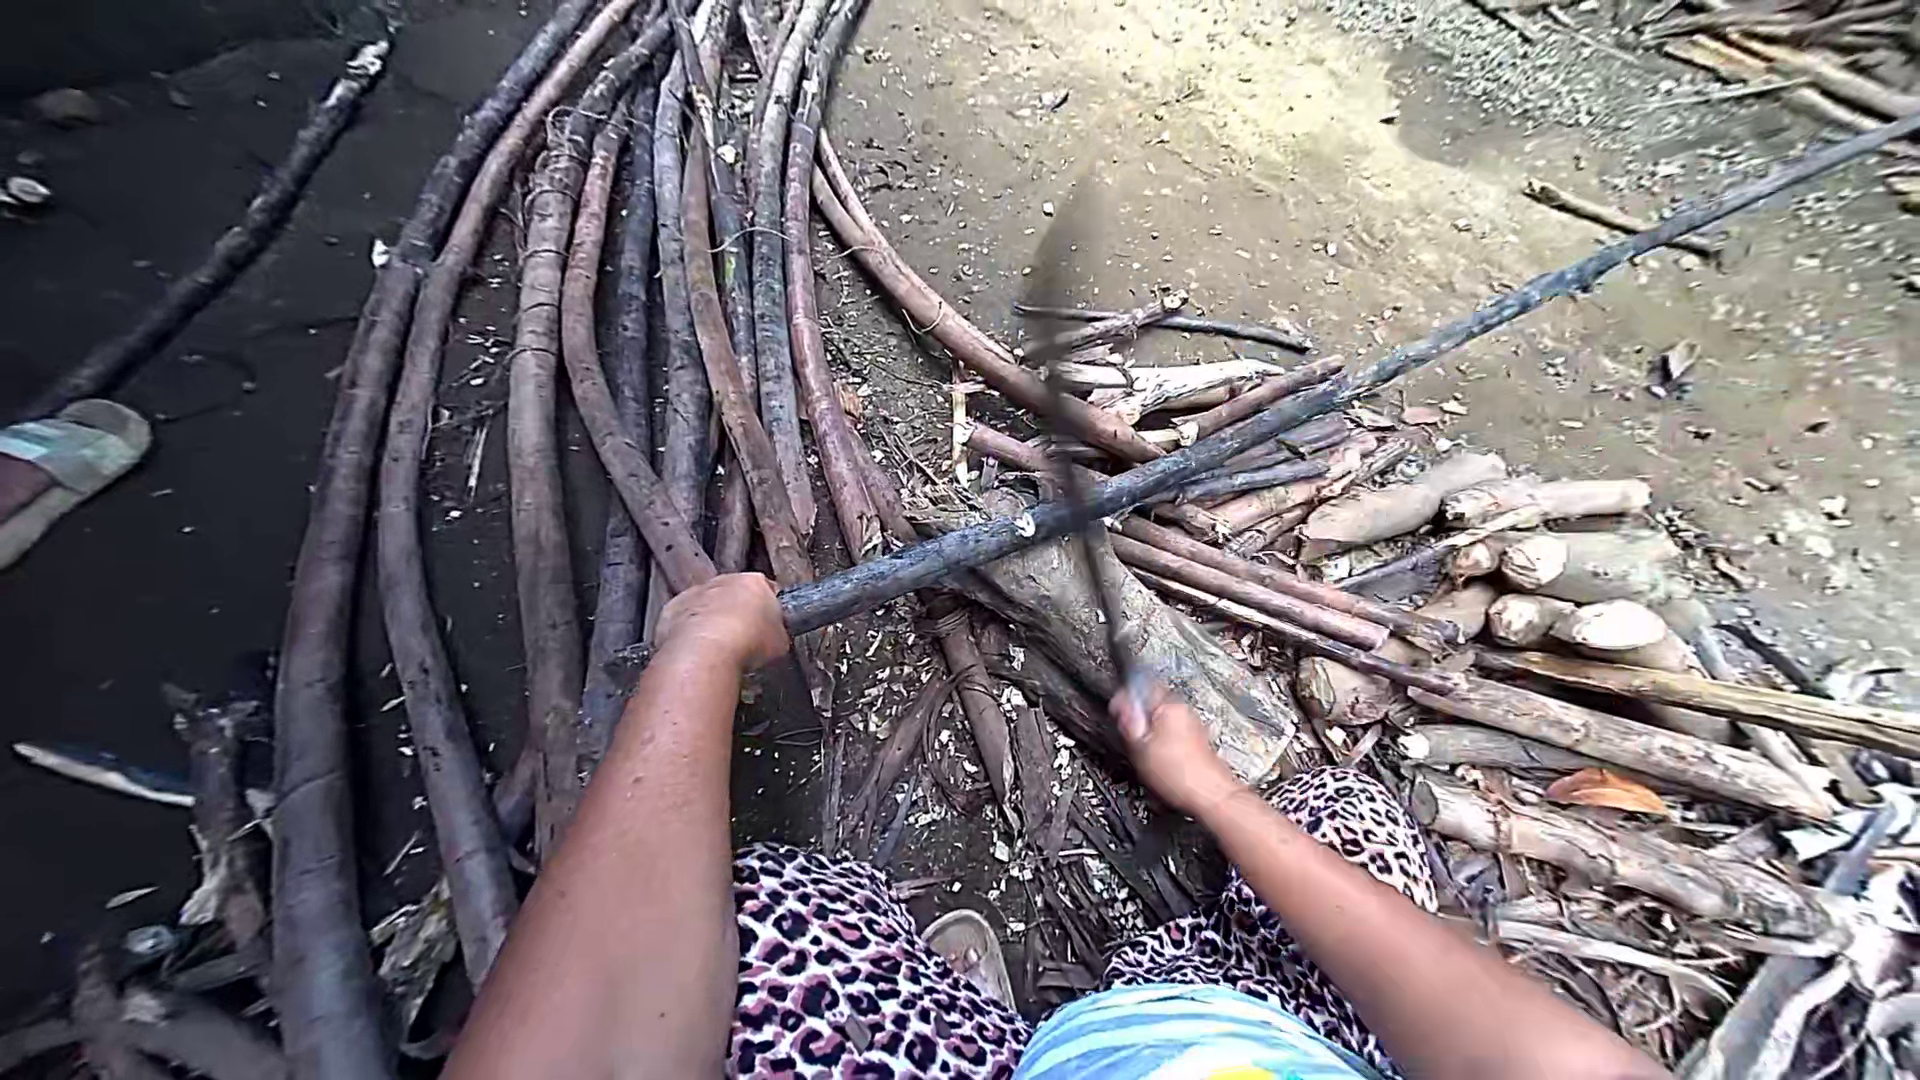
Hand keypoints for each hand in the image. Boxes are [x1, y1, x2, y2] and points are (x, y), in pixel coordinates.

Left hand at [655, 574, 789, 670]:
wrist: (706, 652)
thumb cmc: (746, 643)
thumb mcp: (780, 643)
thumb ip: (778, 633)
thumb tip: (775, 639)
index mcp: (755, 582)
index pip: (767, 589)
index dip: (769, 609)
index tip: (768, 625)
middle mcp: (724, 581)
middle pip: (734, 593)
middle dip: (738, 611)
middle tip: (743, 637)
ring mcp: (695, 593)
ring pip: (706, 604)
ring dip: (712, 620)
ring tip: (717, 648)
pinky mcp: (672, 609)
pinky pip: (683, 618)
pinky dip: (688, 631)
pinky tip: (696, 650)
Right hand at [1112, 685, 1241, 817]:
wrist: (1211, 798)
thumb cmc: (1181, 775)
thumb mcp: (1140, 748)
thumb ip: (1128, 723)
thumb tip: (1123, 709)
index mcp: (1170, 707)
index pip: (1140, 687)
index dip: (1124, 700)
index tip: (1118, 712)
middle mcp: (1185, 712)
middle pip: (1152, 704)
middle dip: (1139, 718)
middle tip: (1130, 735)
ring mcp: (1194, 726)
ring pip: (1163, 720)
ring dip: (1151, 732)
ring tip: (1145, 752)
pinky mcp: (1198, 742)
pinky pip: (1173, 734)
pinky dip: (1164, 743)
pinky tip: (1160, 761)